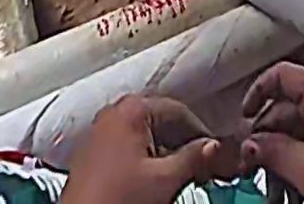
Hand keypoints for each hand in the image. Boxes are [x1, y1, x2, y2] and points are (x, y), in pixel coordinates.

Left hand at [60, 96, 222, 203]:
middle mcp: (114, 112)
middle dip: (181, 144)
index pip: (179, 112)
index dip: (200, 134)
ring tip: (178, 177)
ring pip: (144, 137)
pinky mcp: (89, 158)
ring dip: (163, 155)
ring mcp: (98, 134)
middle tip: (199, 166)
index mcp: (132, 108)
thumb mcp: (165, 180)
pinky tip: (153, 182)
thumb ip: (194, 158)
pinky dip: (144, 162)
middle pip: (160, 122)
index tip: (214, 154)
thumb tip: (215, 146)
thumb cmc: (120, 201)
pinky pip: (127, 149)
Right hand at [240, 63, 303, 203]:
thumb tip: (249, 144)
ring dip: (275, 146)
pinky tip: (281, 176)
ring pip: (292, 122)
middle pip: (284, 101)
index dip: (259, 90)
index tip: (243, 114)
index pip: (282, 74)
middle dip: (263, 129)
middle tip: (248, 156)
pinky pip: (303, 136)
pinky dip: (289, 153)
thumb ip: (274, 152)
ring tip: (263, 172)